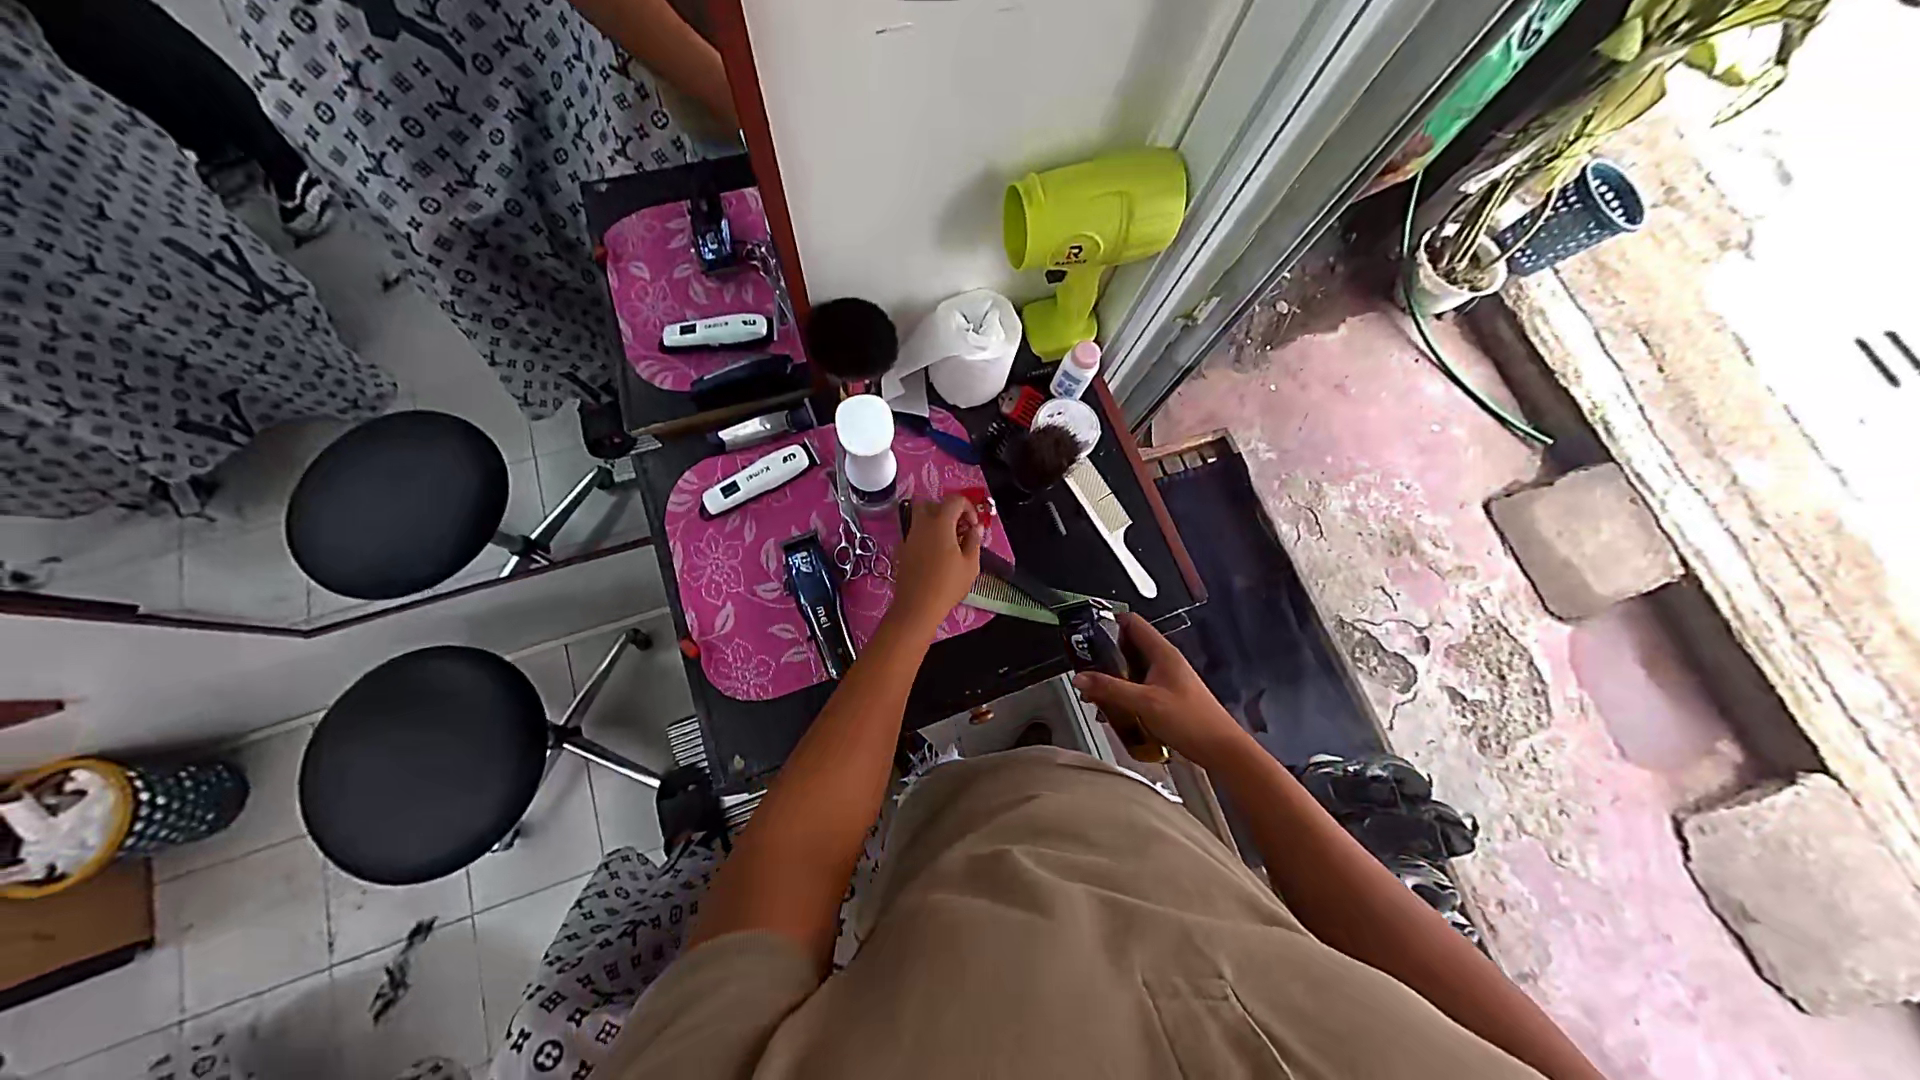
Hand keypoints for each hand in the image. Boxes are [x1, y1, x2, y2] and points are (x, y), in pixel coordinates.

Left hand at [887, 496, 980, 631]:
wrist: (917, 606)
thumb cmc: (947, 585)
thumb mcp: (970, 564)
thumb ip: (974, 541)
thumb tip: (976, 528)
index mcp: (940, 523)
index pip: (954, 500)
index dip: (968, 508)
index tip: (974, 525)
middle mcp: (921, 525)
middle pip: (932, 503)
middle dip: (947, 510)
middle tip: (959, 527)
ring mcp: (909, 536)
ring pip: (921, 517)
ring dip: (936, 522)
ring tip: (949, 541)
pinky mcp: (902, 549)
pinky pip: (915, 532)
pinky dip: (926, 535)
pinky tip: (936, 554)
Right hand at [1073, 613, 1251, 768]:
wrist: (1221, 750)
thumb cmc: (1192, 722)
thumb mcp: (1144, 702)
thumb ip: (1110, 689)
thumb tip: (1081, 678)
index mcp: (1162, 652)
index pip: (1131, 622)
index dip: (1108, 623)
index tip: (1087, 634)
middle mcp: (1164, 661)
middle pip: (1128, 647)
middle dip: (1104, 657)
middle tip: (1085, 668)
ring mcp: (1166, 679)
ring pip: (1131, 669)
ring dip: (1112, 679)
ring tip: (1095, 693)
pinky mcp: (1166, 697)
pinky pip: (1138, 688)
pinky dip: (1123, 694)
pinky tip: (1114, 710)